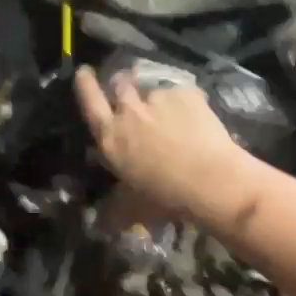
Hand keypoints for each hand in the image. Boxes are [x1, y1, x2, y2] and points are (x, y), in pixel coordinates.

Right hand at [74, 66, 250, 214]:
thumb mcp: (132, 207)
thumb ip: (114, 207)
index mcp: (110, 137)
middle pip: (120, 83)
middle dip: (123, 85)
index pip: (89, 100)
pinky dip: (183, 102)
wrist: (210, 180)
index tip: (84, 72)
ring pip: (151, 88)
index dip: (85, 84)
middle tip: (133, 97)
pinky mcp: (186, 93)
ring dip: (155, 96)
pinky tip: (195, 117)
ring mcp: (158, 98)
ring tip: (170, 112)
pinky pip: (179, 92)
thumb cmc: (166, 197)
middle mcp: (130, 111)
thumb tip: (101, 223)